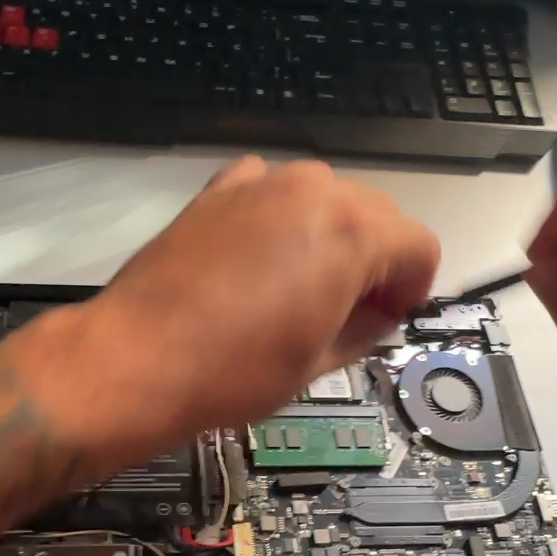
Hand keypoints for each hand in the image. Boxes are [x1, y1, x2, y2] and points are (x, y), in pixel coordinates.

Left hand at [46, 158, 438, 462]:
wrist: (138, 359)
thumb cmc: (228, 370)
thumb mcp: (317, 363)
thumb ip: (365, 328)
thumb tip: (377, 316)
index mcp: (352, 234)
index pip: (418, 245)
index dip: (413, 287)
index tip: (390, 315)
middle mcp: (311, 192)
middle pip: (377, 214)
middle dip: (377, 260)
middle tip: (350, 310)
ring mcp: (259, 185)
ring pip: (325, 198)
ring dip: (330, 236)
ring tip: (302, 288)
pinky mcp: (217, 192)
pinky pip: (270, 192)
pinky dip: (280, 219)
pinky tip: (262, 261)